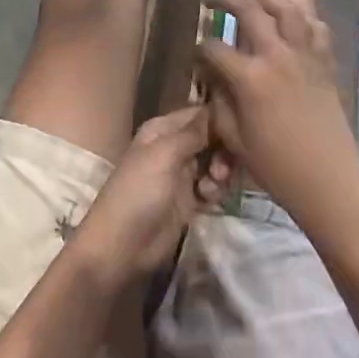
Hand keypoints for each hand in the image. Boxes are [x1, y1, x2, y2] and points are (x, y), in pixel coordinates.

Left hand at [75, 105, 229, 275]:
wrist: (122, 248)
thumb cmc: (139, 192)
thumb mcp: (164, 154)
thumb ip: (193, 132)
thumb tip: (217, 109)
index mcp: (163, 129)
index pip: (199, 113)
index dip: (218, 119)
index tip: (236, 130)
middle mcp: (173, 146)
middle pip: (211, 137)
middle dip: (222, 149)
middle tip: (221, 167)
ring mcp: (182, 174)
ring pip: (215, 161)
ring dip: (220, 171)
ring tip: (214, 184)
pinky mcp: (189, 200)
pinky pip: (213, 185)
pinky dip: (216, 190)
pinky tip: (210, 199)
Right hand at [197, 0, 358, 222]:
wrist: (330, 183)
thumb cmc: (278, 169)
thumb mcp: (237, 142)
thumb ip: (220, 105)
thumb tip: (214, 80)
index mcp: (251, 78)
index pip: (215, 48)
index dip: (200, 48)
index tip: (196, 53)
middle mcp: (278, 56)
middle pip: (249, 10)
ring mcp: (305, 55)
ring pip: (286, 9)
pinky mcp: (325, 63)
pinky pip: (316, 28)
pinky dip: (302, 19)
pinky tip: (292, 23)